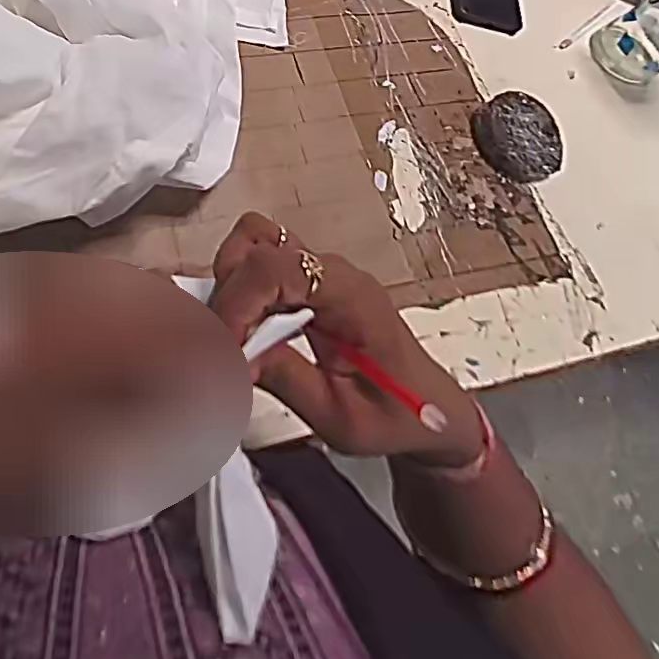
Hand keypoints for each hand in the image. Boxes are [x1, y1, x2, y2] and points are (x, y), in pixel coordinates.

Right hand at [207, 213, 487, 467]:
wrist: (432, 413)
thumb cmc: (401, 415)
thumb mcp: (342, 417)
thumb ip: (286, 379)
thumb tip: (234, 355)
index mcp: (351, 297)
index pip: (276, 268)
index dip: (238, 302)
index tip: (226, 347)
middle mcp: (334, 273)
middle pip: (257, 246)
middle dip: (229, 296)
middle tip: (226, 347)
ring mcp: (320, 272)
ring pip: (255, 241)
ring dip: (232, 281)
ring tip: (236, 332)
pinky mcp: (308, 282)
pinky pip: (262, 262)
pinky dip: (240, 286)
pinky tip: (248, 328)